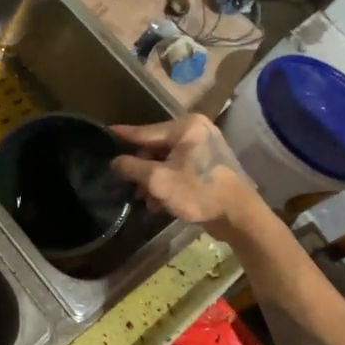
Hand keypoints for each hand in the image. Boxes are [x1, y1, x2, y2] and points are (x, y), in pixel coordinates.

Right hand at [110, 114, 264, 225]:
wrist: (240, 217)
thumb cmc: (199, 192)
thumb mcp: (159, 180)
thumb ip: (133, 167)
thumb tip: (115, 161)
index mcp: (186, 127)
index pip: (146, 131)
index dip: (124, 136)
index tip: (104, 132)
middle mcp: (196, 132)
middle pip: (156, 147)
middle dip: (142, 168)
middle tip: (128, 184)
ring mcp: (205, 149)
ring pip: (167, 161)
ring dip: (154, 180)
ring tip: (145, 199)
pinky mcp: (210, 166)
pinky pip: (180, 169)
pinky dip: (169, 183)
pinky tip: (160, 203)